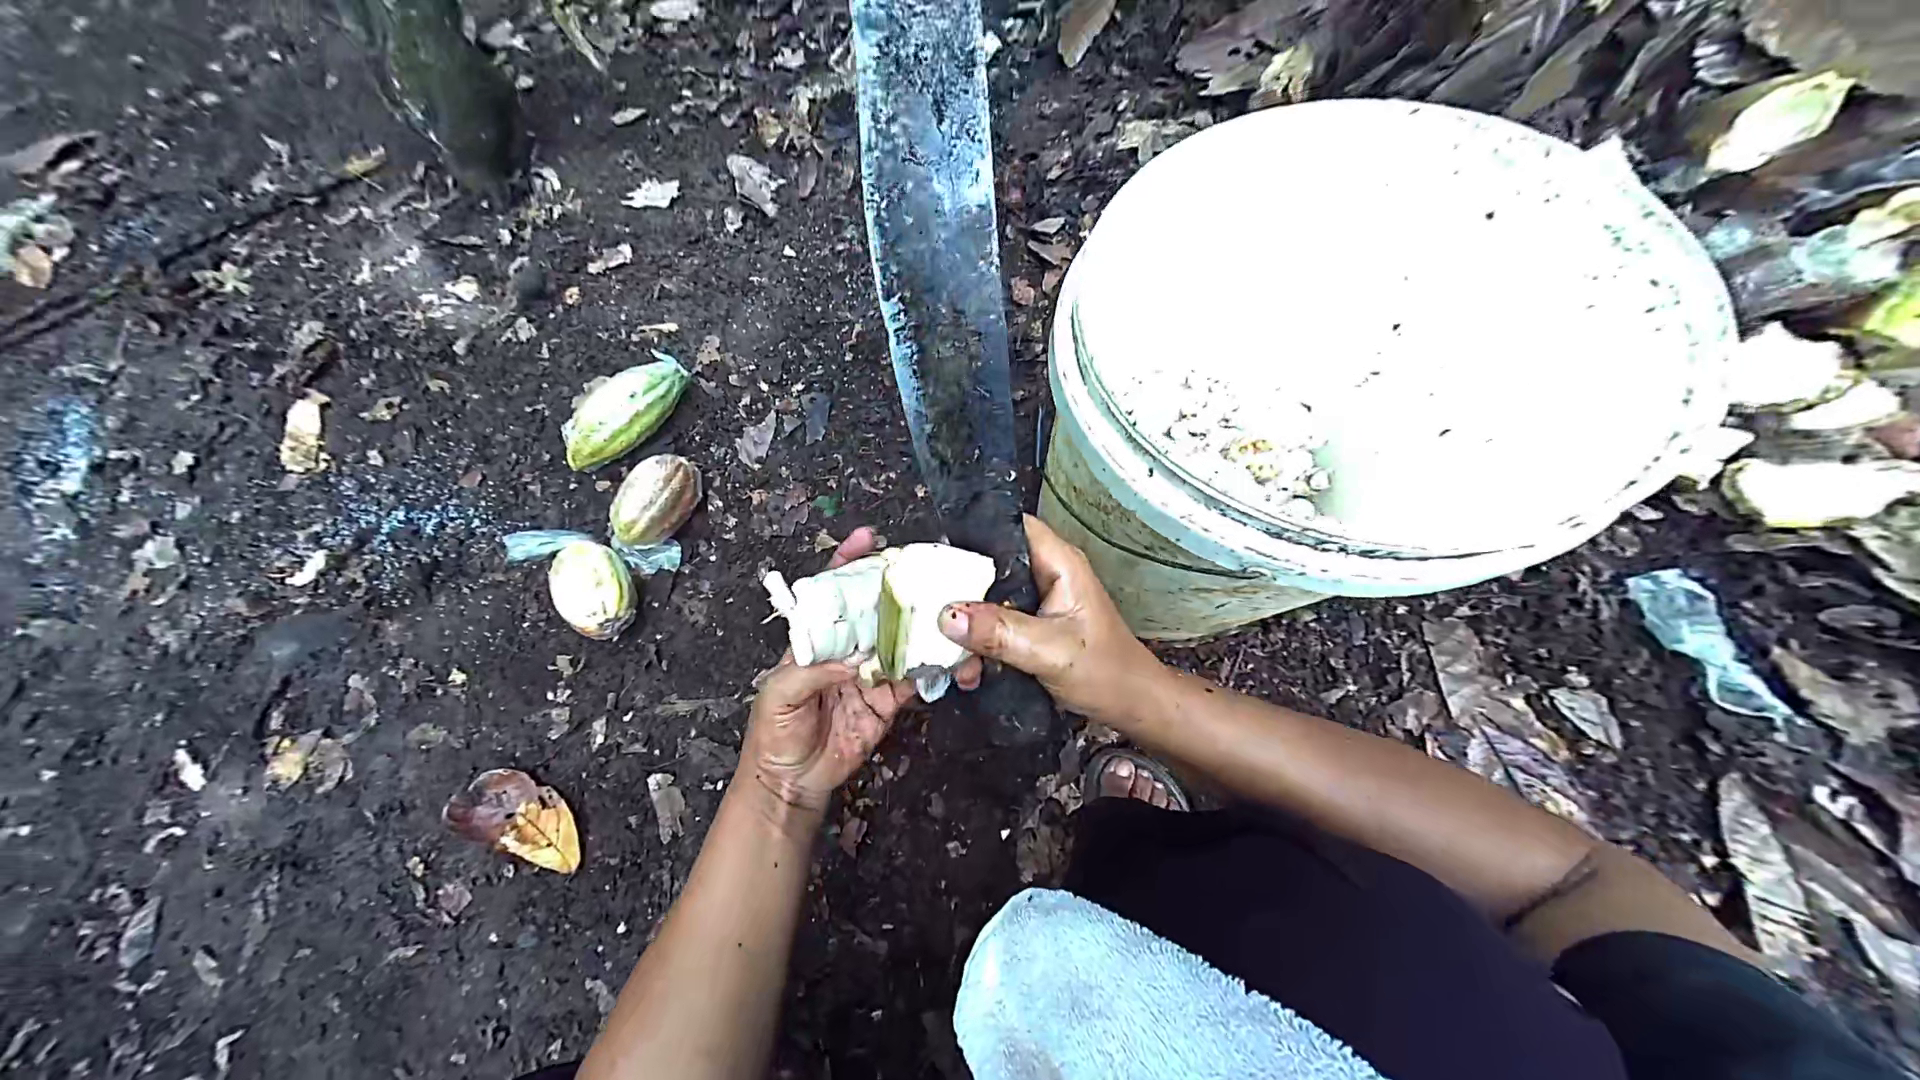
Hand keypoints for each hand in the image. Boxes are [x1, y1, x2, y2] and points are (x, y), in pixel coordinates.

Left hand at [739, 528, 965, 817]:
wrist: (790, 781)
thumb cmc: (774, 732)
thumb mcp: (779, 695)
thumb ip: (811, 672)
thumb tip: (851, 660)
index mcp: (816, 640)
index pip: (833, 594)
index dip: (848, 564)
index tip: (867, 539)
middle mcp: (846, 650)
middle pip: (875, 612)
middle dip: (896, 591)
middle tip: (923, 575)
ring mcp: (869, 674)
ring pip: (900, 643)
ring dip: (921, 630)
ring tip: (944, 616)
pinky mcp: (887, 702)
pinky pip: (912, 680)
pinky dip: (930, 670)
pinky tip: (945, 660)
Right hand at [938, 514, 1165, 726]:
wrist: (1131, 707)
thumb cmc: (1106, 673)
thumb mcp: (1049, 652)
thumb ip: (1000, 632)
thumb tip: (947, 615)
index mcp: (1059, 563)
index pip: (1010, 526)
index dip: (973, 532)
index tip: (936, 553)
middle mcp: (1047, 574)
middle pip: (991, 562)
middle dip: (961, 587)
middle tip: (932, 609)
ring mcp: (1039, 601)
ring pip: (989, 597)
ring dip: (968, 624)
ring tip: (954, 655)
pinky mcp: (1032, 626)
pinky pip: (995, 623)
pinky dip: (979, 643)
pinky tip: (970, 667)